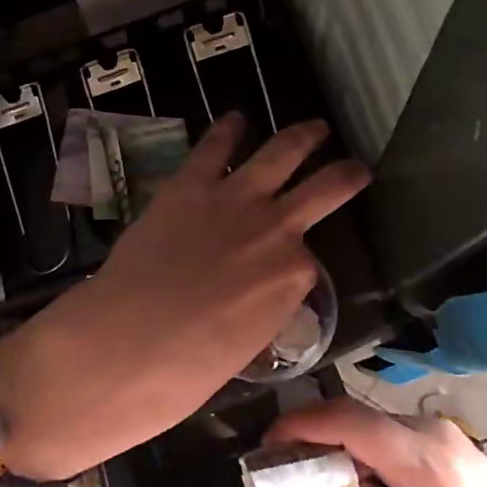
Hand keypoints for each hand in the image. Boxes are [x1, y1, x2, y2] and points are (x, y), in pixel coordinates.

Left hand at [0, 114, 369, 478]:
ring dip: (304, 136)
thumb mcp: (247, 346)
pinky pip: (215, 147)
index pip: (307, 261)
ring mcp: (236, 200)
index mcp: (295, 277)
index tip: (285, 266)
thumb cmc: (189, 366)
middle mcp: (278, 229)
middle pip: (327, 188)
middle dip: (346, 175)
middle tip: (356, 168)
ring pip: (284, 152)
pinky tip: (235, 120)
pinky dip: (228, 130)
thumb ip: (263, 310)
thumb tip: (255, 297)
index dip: (295, 264)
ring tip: (315, 128)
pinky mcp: (191, 184)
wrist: (130, 343)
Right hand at [265, 397, 486, 486]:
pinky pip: (382, 437)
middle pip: (351, 418)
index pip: (349, 422)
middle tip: (277, 481)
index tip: (265, 451)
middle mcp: (430, 434)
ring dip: (329, 451)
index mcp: (427, 463)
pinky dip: (354, 457)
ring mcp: (437, 434)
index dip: (300, 426)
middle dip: (307, 442)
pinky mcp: (439, 443)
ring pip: (364, 426)